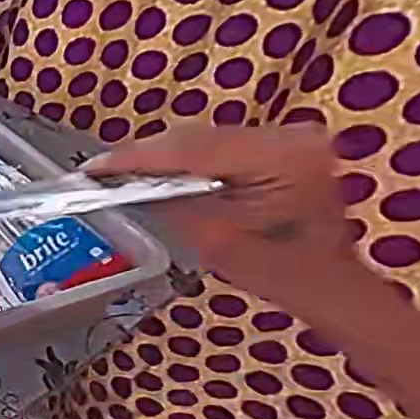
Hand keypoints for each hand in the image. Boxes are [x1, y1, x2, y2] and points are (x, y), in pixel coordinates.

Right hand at [83, 124, 367, 310]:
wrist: (326, 282)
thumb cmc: (277, 271)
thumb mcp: (212, 239)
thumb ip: (169, 204)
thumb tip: (126, 184)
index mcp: (281, 156)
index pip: (191, 148)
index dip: (135, 157)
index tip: (93, 168)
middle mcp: (289, 135)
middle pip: (195, 137)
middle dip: (144, 155)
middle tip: (99, 172)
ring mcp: (286, 137)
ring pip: (201, 138)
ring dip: (159, 157)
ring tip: (119, 173)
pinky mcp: (277, 145)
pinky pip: (214, 145)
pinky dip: (181, 160)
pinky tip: (155, 173)